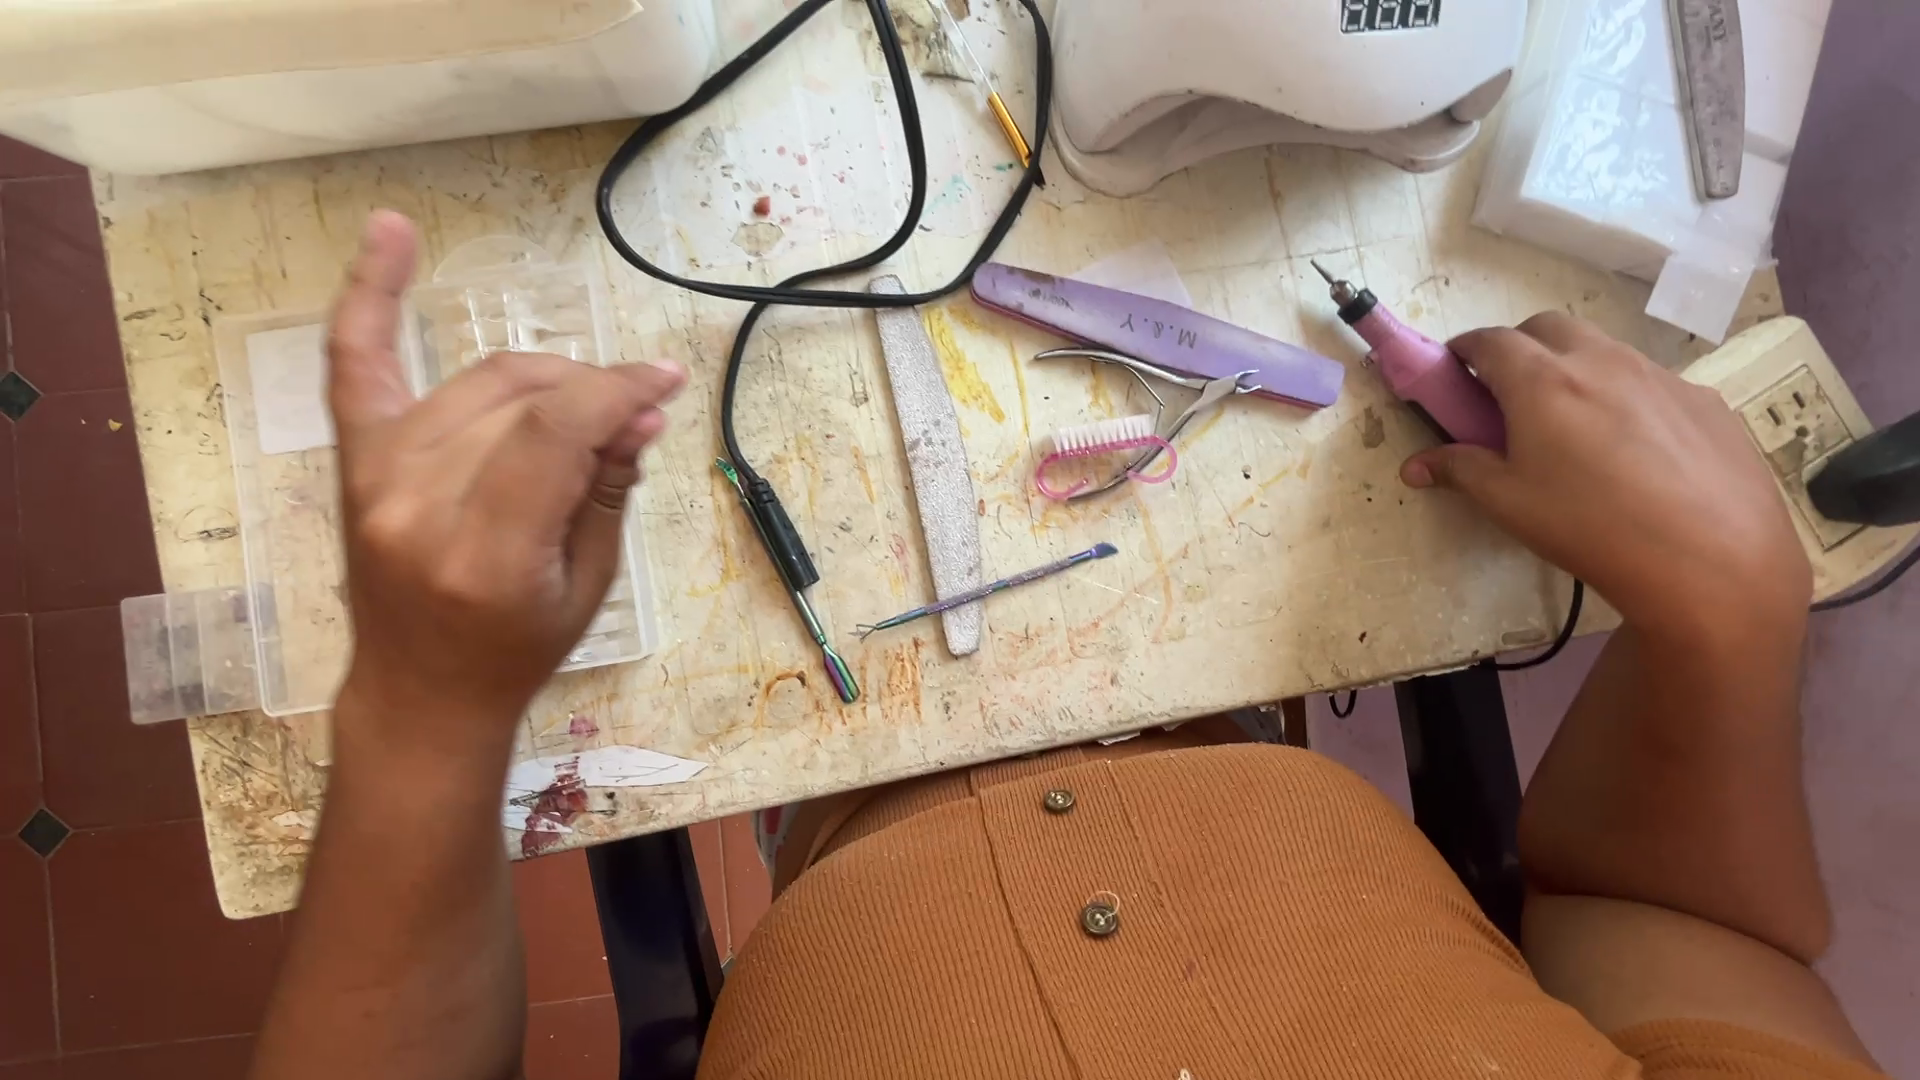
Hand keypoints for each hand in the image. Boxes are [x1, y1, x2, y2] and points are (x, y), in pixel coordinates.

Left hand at [325, 211, 685, 758]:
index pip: (555, 433)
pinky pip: (357, 363)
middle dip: (593, 390)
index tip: (666, 377)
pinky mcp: (355, 460)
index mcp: (488, 551)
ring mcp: (374, 475)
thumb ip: (608, 490)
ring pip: (479, 384)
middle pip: (520, 399)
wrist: (423, 690)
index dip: (617, 390)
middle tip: (638, 407)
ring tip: (587, 397)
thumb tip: (642, 411)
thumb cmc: (521, 648)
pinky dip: (373, 296)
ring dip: (547, 376)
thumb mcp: (589, 581)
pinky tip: (393, 233)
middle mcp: (417, 503)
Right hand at [1402, 312, 1809, 646]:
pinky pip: (1647, 380)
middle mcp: (1601, 363)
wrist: (1710, 558)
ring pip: (1601, 349)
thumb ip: (1457, 469)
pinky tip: (1627, 447)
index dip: (1463, 348)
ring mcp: (1660, 376)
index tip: (1452, 369)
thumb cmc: (1585, 524)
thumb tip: (1413, 466)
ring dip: (1569, 365)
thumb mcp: (1504, 500)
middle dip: (1516, 346)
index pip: (1490, 340)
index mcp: (1542, 382)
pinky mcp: (1704, 400)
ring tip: (1565, 420)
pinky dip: (1619, 393)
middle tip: (1503, 391)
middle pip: (1548, 326)